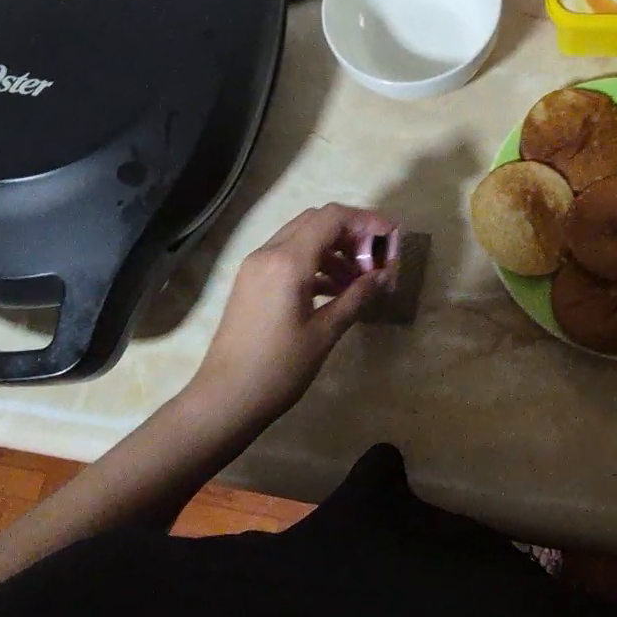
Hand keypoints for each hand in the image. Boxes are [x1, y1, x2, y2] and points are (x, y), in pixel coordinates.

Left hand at [189, 204, 397, 424]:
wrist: (226, 398)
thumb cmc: (279, 368)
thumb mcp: (325, 332)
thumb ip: (356, 297)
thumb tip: (383, 276)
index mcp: (287, 261)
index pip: (331, 218)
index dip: (366, 220)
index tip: (390, 237)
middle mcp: (268, 253)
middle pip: (316, 221)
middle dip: (351, 233)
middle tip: (375, 260)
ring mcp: (256, 266)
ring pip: (301, 238)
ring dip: (333, 250)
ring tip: (358, 281)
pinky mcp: (251, 281)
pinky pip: (287, 257)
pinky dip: (314, 264)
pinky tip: (333, 291)